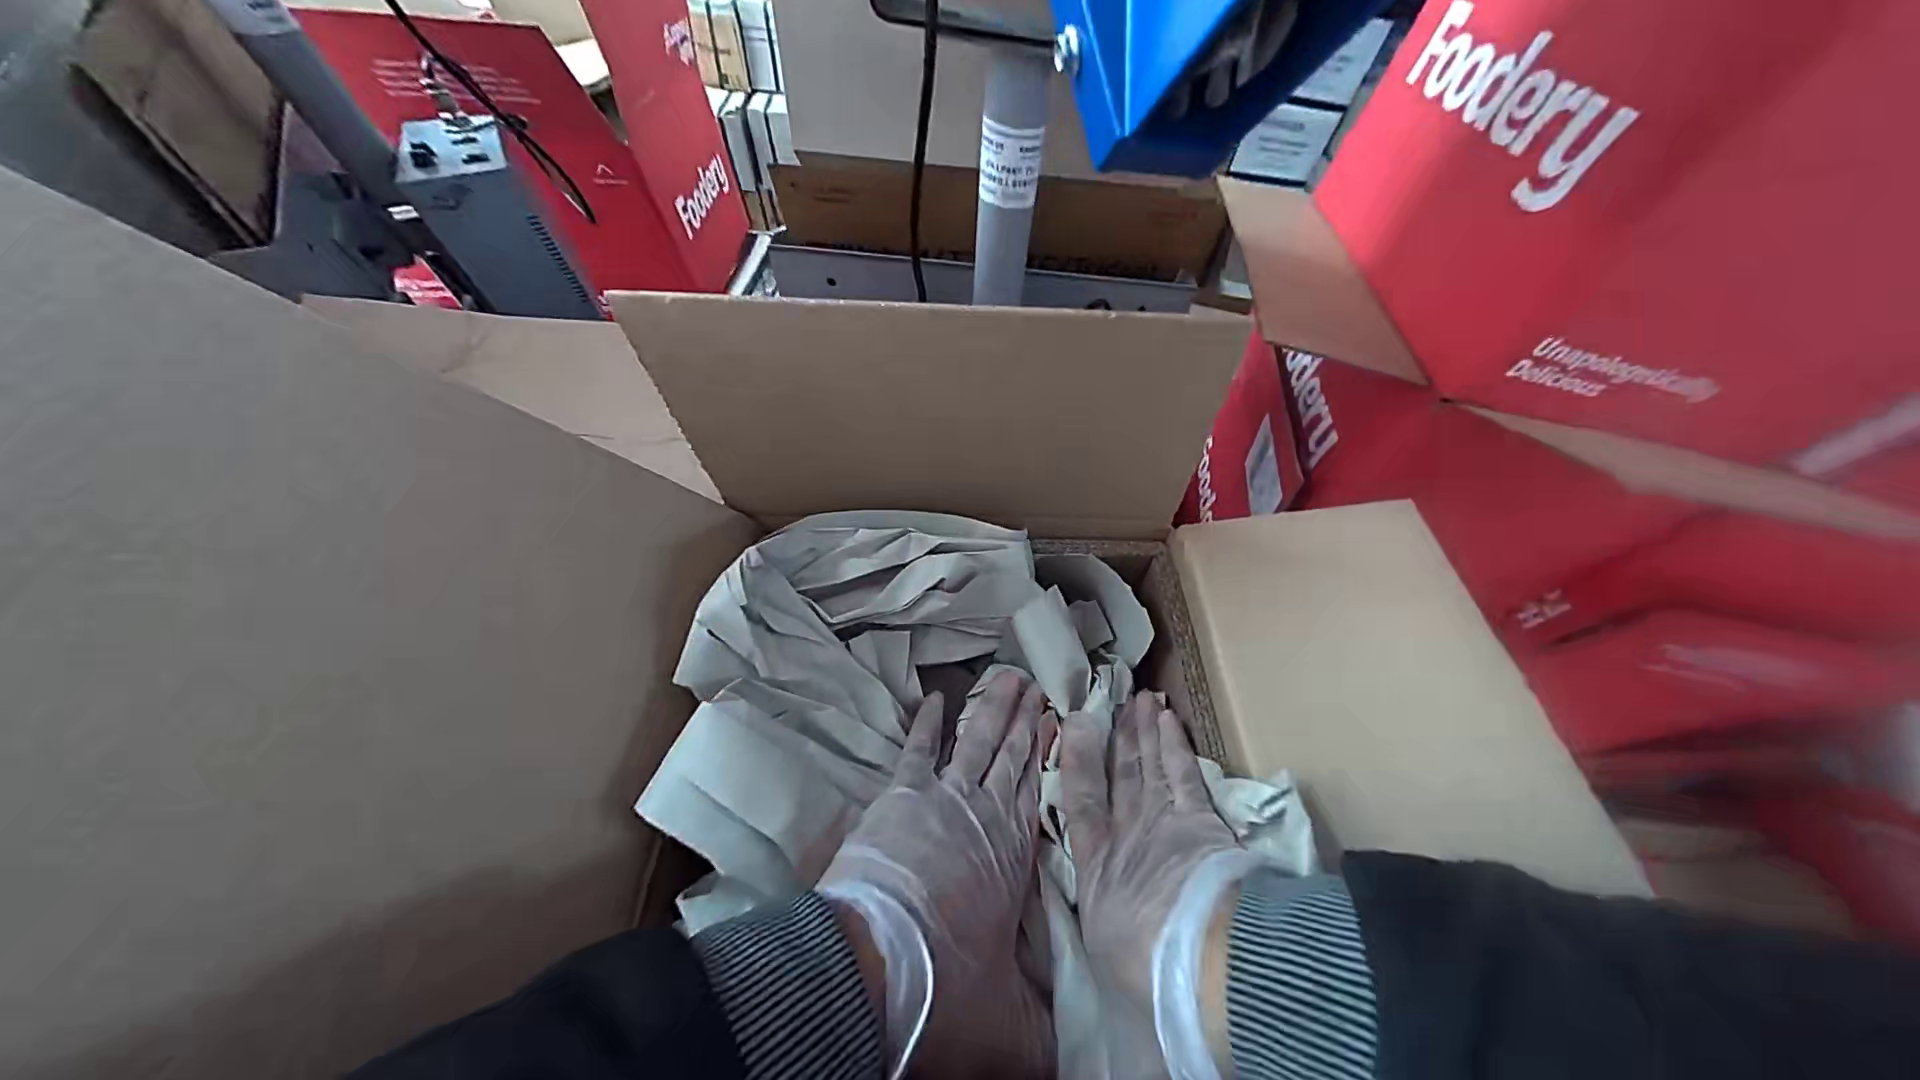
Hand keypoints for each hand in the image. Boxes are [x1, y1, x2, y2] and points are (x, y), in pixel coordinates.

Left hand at [820, 670, 1056, 1078]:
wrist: (877, 966)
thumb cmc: (946, 987)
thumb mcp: (1009, 1024)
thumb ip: (1043, 1029)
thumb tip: (1074, 1059)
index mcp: (1015, 854)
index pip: (1038, 791)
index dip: (1048, 753)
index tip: (1059, 720)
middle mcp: (984, 815)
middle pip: (1011, 755)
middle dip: (1024, 717)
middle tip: (1036, 682)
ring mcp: (942, 799)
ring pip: (976, 741)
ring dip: (991, 708)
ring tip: (1005, 676)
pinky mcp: (901, 796)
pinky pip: (918, 749)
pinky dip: (927, 723)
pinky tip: (935, 699)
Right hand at [1063, 691, 1247, 1076]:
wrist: (1194, 955)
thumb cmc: (1142, 962)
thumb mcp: (1101, 944)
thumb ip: (1094, 911)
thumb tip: (1086, 910)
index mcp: (1095, 862)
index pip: (1080, 799)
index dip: (1076, 759)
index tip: (1074, 724)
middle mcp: (1124, 830)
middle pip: (1117, 773)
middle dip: (1115, 737)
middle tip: (1113, 702)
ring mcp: (1160, 818)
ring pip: (1148, 764)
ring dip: (1144, 731)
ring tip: (1141, 699)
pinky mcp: (1197, 816)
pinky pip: (1182, 769)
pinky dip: (1174, 742)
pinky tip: (1170, 718)